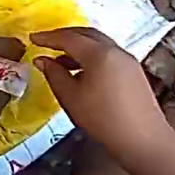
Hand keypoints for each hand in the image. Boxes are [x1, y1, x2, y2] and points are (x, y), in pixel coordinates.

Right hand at [31, 27, 174, 161]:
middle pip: (87, 34)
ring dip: (78, 47)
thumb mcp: (71, 97)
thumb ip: (54, 74)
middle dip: (65, 36)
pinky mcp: (133, 72)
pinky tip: (81, 72)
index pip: (69, 38)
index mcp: (99, 53)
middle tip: (46, 42)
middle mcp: (115, 50)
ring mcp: (127, 60)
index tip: (32, 39)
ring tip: (60, 60)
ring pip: (99, 44)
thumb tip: (42, 60)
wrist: (143, 140)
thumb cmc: (102, 119)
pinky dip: (91, 57)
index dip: (48, 37)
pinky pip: (108, 55)